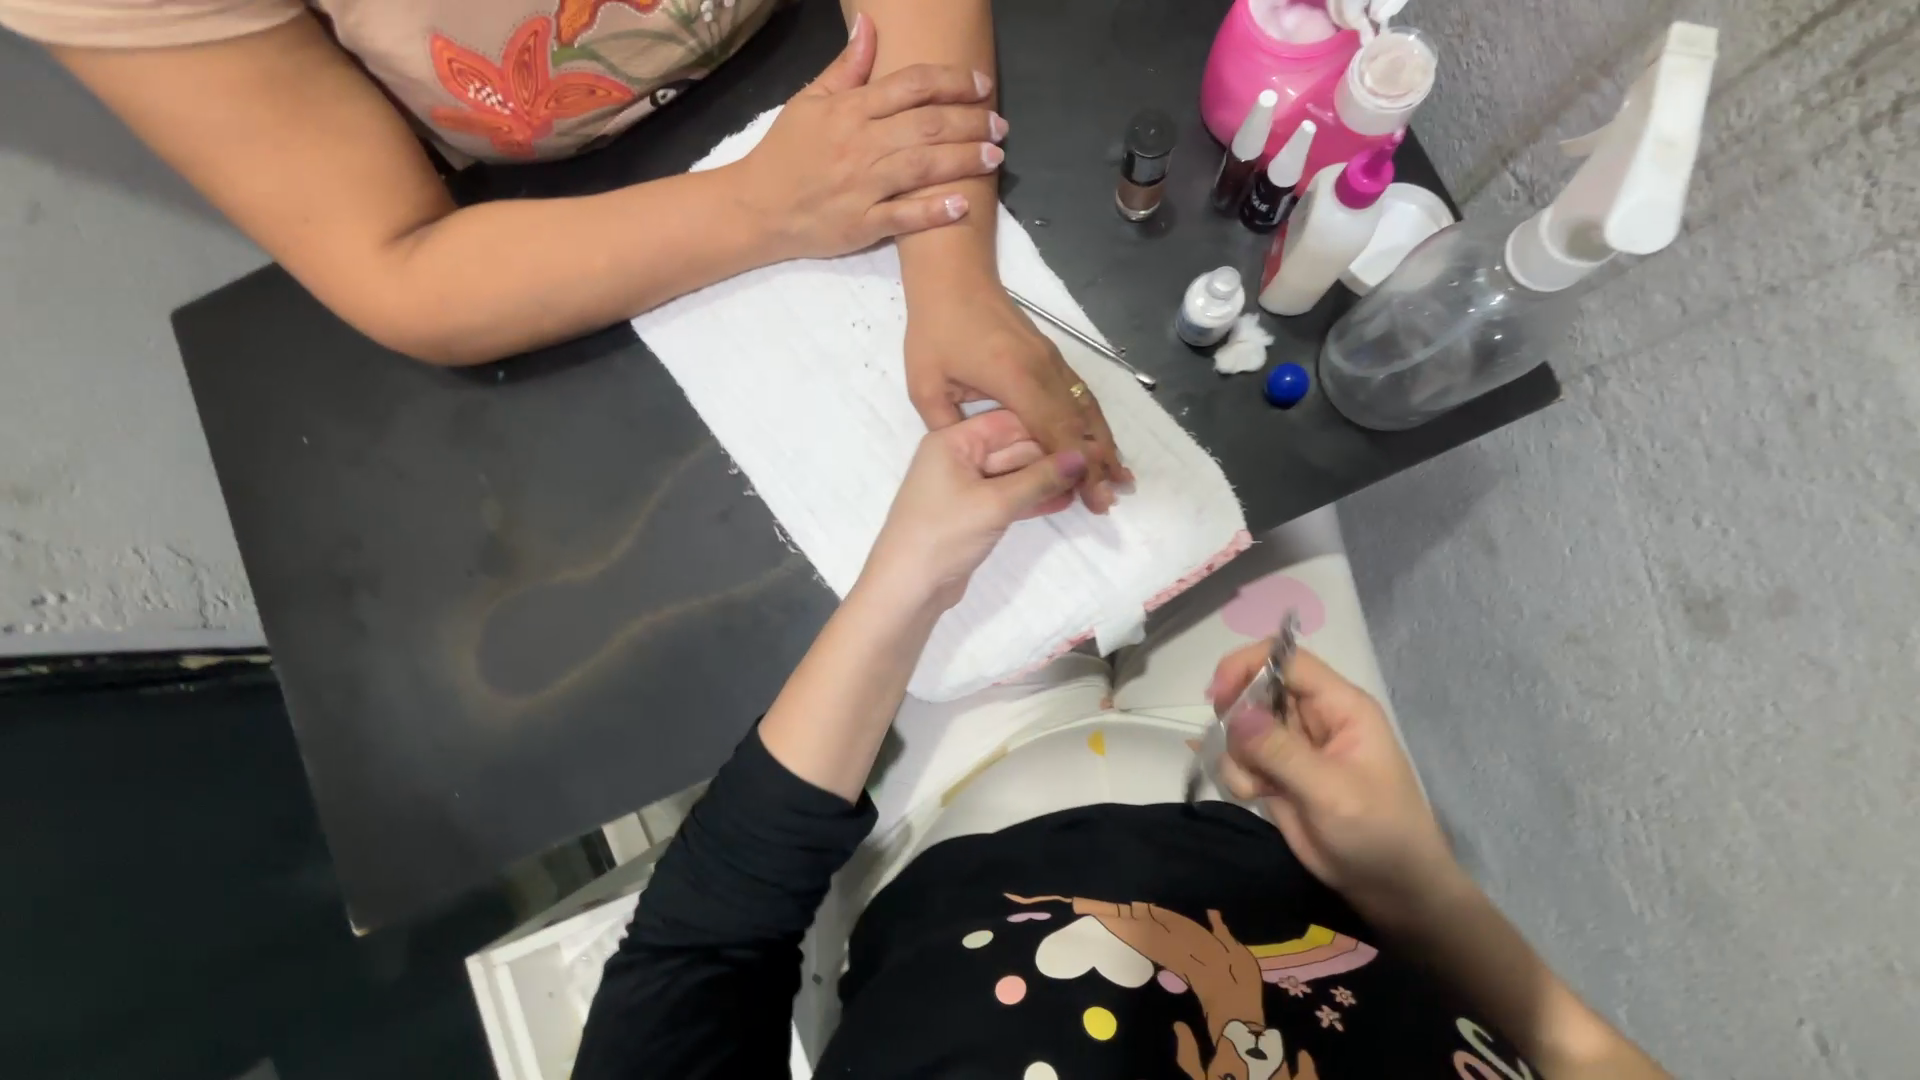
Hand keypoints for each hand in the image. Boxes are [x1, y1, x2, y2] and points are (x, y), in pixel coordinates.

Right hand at [727, 14, 1005, 260]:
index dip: (952, 82)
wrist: (757, 208)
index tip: (981, 85)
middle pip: (926, 125)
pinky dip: (934, 212)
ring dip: (963, 160)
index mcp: (850, 110)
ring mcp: (862, 187)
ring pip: (922, 167)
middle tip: (999, 125)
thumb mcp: (809, 102)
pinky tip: (963, 204)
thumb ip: (845, 68)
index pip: (911, 86)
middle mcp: (860, 144)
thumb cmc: (786, 154)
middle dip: (970, 122)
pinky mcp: (862, 225)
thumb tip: (870, 26)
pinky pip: (904, 218)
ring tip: (995, 157)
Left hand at [859, 409, 1086, 610]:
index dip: (1050, 430)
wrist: (907, 589)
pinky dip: (1034, 499)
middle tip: (1098, 468)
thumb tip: (1083, 457)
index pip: (1011, 422)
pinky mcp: (973, 512)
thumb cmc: (943, 535)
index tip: (1090, 441)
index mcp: (953, 439)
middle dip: (1054, 458)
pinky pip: (1010, 496)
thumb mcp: (994, 503)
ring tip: (1089, 488)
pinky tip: (1065, 501)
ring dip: (1048, 481)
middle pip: (1016, 446)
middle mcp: (958, 455)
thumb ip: (1040, 478)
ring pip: (1016, 473)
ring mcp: (965, 485)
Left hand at [903, 287, 1130, 513]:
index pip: (1054, 429)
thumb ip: (950, 429)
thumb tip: (972, 463)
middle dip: (1097, 465)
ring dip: (1105, 445)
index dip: (1074, 464)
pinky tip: (1102, 446)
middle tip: (1109, 502)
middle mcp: (1043, 370)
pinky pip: (1081, 397)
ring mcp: (1053, 362)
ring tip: (1120, 480)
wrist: (954, 275)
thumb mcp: (926, 386)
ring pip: (1088, 409)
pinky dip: (1095, 425)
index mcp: (1014, 378)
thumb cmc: (936, 330)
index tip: (1091, 495)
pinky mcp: (1053, 358)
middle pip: (1080, 424)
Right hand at [1208, 643, 1460, 919]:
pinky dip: (1237, 773)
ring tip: (1255, 787)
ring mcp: (1292, 745)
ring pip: (1241, 725)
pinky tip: (1255, 796)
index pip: (1285, 660)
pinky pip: (1240, 756)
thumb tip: (1235, 714)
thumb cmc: (1378, 834)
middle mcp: (1313, 716)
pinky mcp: (1276, 772)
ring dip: (1237, 754)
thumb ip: (1282, 752)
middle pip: (1255, 689)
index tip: (1219, 698)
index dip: (1247, 667)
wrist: (1390, 891)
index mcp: (1339, 706)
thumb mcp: (1333, 792)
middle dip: (1237, 719)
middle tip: (1240, 753)